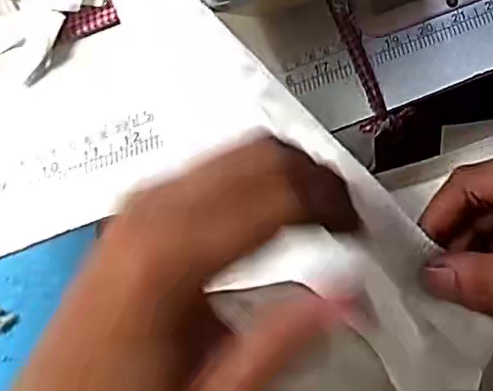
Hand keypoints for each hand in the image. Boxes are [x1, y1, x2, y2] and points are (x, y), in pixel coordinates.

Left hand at [16, 137, 359, 390]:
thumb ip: (281, 342)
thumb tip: (348, 295)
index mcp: (169, 250)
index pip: (280, 188)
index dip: (332, 201)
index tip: (357, 225)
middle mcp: (150, 209)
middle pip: (262, 152)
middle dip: (316, 175)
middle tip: (344, 212)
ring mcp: (138, 201)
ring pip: (240, 148)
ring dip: (288, 169)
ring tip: (315, 209)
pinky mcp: (135, 206)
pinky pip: (214, 163)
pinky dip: (256, 173)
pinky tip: (270, 206)